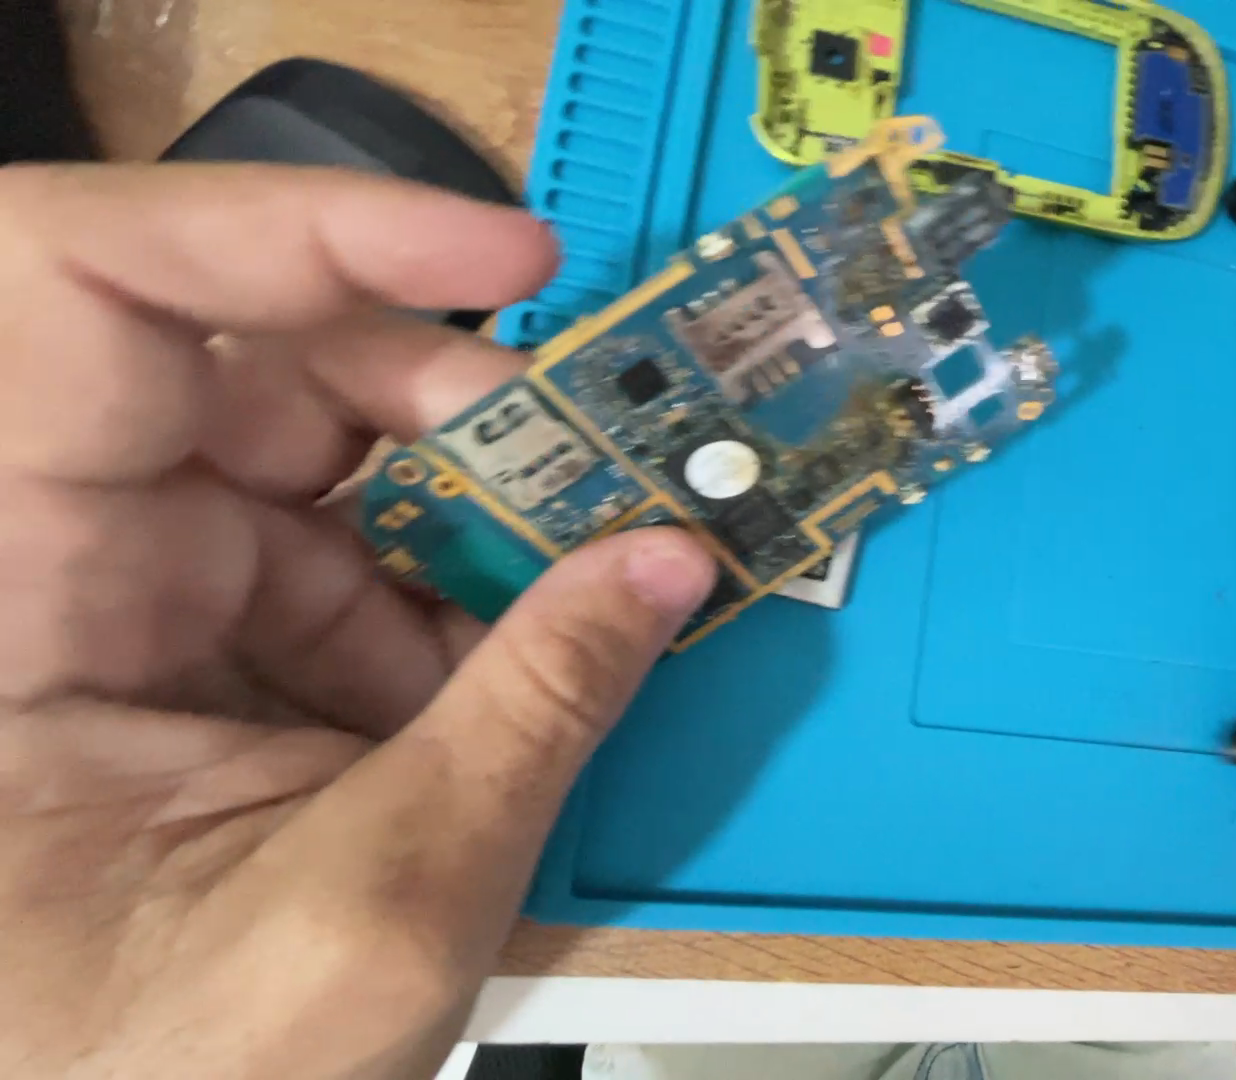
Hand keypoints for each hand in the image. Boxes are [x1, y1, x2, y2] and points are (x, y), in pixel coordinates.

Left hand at [0, 165, 715, 1076]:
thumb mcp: (392, 890)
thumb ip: (549, 701)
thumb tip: (675, 563)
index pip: (80, 293)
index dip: (311, 234)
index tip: (513, 257)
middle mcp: (38, 564)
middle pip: (266, 372)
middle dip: (463, 401)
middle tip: (602, 460)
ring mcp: (139, 600)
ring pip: (344, 464)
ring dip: (493, 502)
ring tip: (598, 560)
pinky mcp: (218, 639)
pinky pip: (371, 552)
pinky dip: (479, 577)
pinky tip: (541, 632)